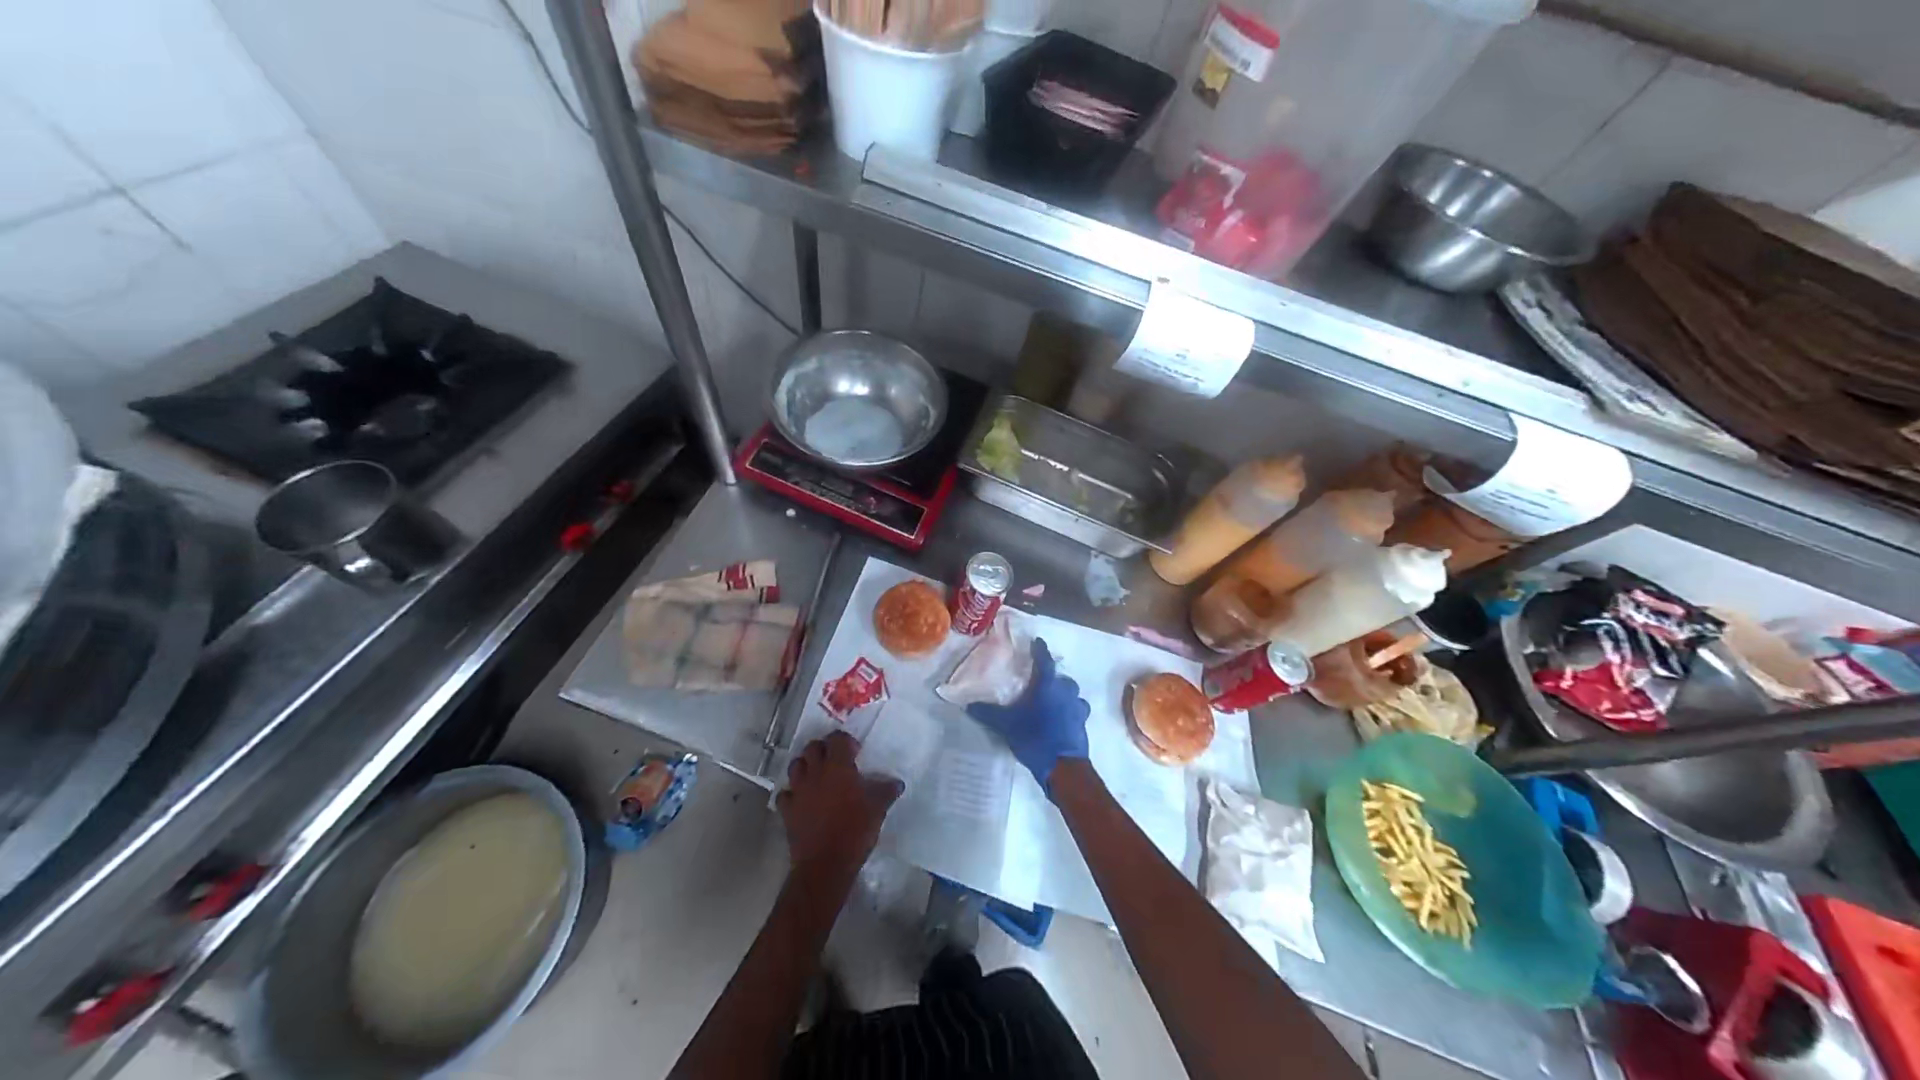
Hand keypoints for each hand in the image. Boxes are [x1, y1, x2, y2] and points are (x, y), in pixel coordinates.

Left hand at [776, 731, 901, 878]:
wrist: (826, 863)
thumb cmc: (855, 830)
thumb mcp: (878, 808)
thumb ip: (886, 791)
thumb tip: (896, 783)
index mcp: (838, 767)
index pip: (837, 739)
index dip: (845, 741)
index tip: (854, 752)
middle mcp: (815, 773)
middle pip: (812, 747)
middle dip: (823, 749)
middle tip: (835, 760)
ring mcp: (798, 791)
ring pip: (795, 766)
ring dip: (805, 766)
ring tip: (817, 776)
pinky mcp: (787, 810)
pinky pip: (785, 794)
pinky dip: (792, 793)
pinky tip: (801, 800)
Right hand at [965, 638, 1090, 788]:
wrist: (1063, 767)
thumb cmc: (1035, 738)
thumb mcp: (1007, 725)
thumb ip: (989, 713)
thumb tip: (969, 705)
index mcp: (1047, 685)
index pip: (1044, 660)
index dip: (1040, 650)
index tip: (1037, 643)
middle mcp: (1065, 692)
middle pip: (1059, 678)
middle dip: (1050, 678)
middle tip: (1037, 682)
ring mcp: (1077, 707)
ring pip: (1070, 694)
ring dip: (1061, 695)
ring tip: (1048, 702)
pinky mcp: (1083, 723)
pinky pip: (1076, 710)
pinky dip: (1068, 710)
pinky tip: (1059, 719)